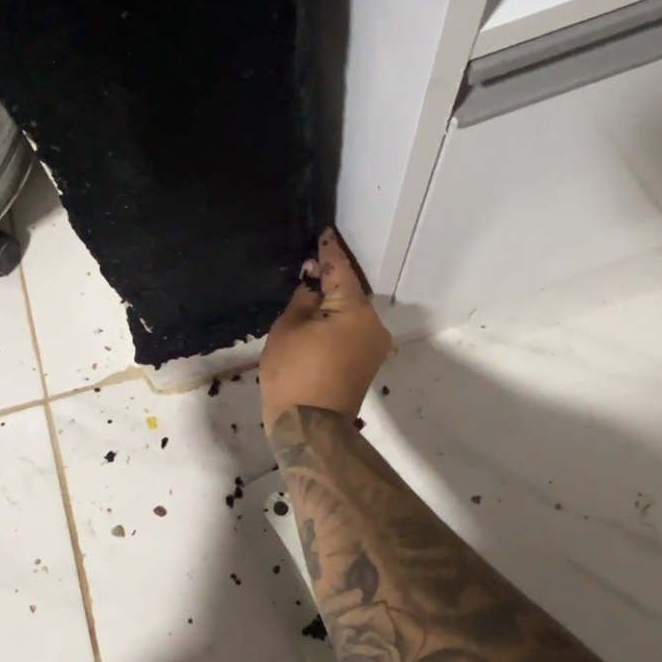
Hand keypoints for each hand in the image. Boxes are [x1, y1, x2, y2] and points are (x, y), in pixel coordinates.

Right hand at [260, 227, 392, 433]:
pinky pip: (350, 332)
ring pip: (351, 315)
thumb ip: (302, 298)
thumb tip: (312, 286)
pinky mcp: (366, 364)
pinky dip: (335, 324)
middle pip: (349, 293)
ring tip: (307, 296)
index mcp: (356, 310)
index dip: (329, 251)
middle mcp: (373, 325)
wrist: (310, 427)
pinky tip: (316, 321)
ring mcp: (373, 347)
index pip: (341, 270)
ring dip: (332, 305)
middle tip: (307, 268)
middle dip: (329, 281)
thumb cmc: (295, 373)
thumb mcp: (288, 327)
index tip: (325, 234)